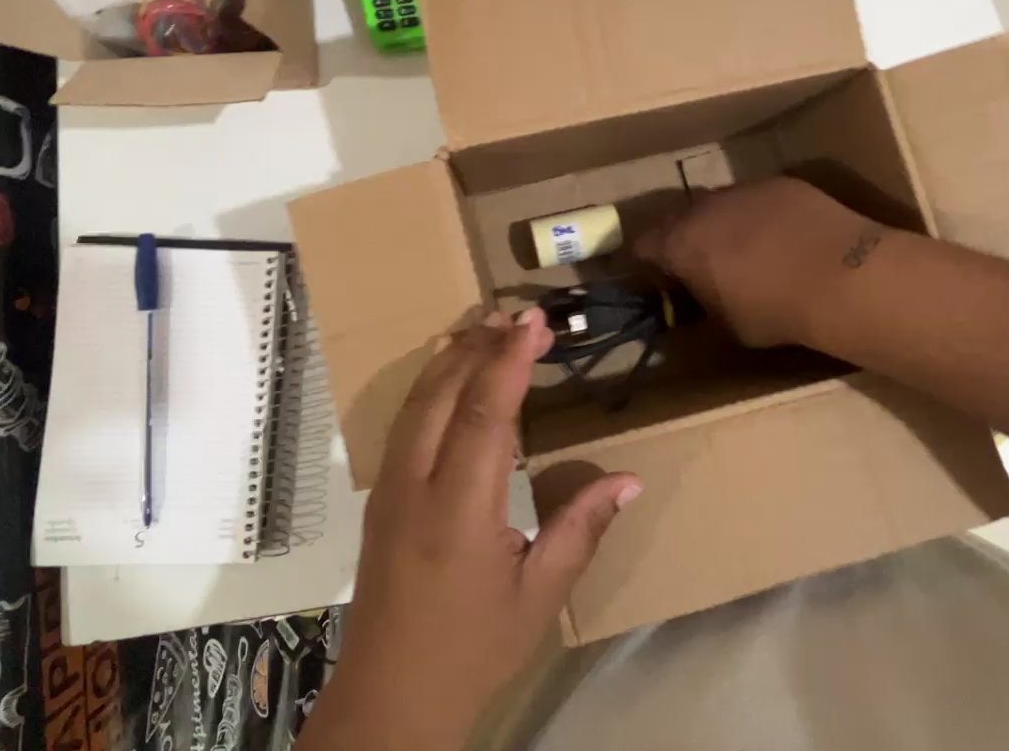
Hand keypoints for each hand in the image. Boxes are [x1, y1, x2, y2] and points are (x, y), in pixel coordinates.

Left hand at [299, 309, 641, 750]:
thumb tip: (629, 479)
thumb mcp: (539, 597)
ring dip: (451, 358)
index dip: (511, 360)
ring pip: (416, 402)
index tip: (535, 320)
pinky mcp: (380, 496)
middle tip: (519, 313)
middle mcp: (415, 486)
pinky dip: (429, 384)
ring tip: (486, 325)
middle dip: (482, 345)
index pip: (486, 413)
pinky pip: (404, 422)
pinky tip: (446, 372)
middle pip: (444, 393)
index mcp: (459, 510)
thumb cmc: (473, 648)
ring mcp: (388, 488)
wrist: (388, 696)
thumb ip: (580, 529)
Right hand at [635, 177, 887, 348]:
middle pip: (679, 219)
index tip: (656, 279)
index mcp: (680, 244)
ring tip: (745, 252)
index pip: (642, 246)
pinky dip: (760, 217)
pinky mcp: (781, 183)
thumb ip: (702, 311)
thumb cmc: (776, 310)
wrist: (842, 275)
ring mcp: (744, 189)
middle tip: (701, 266)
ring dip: (723, 225)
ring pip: (720, 205)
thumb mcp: (727, 327)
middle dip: (684, 240)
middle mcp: (704, 207)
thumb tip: (695, 310)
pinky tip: (783, 239)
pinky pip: (757, 199)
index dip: (646, 264)